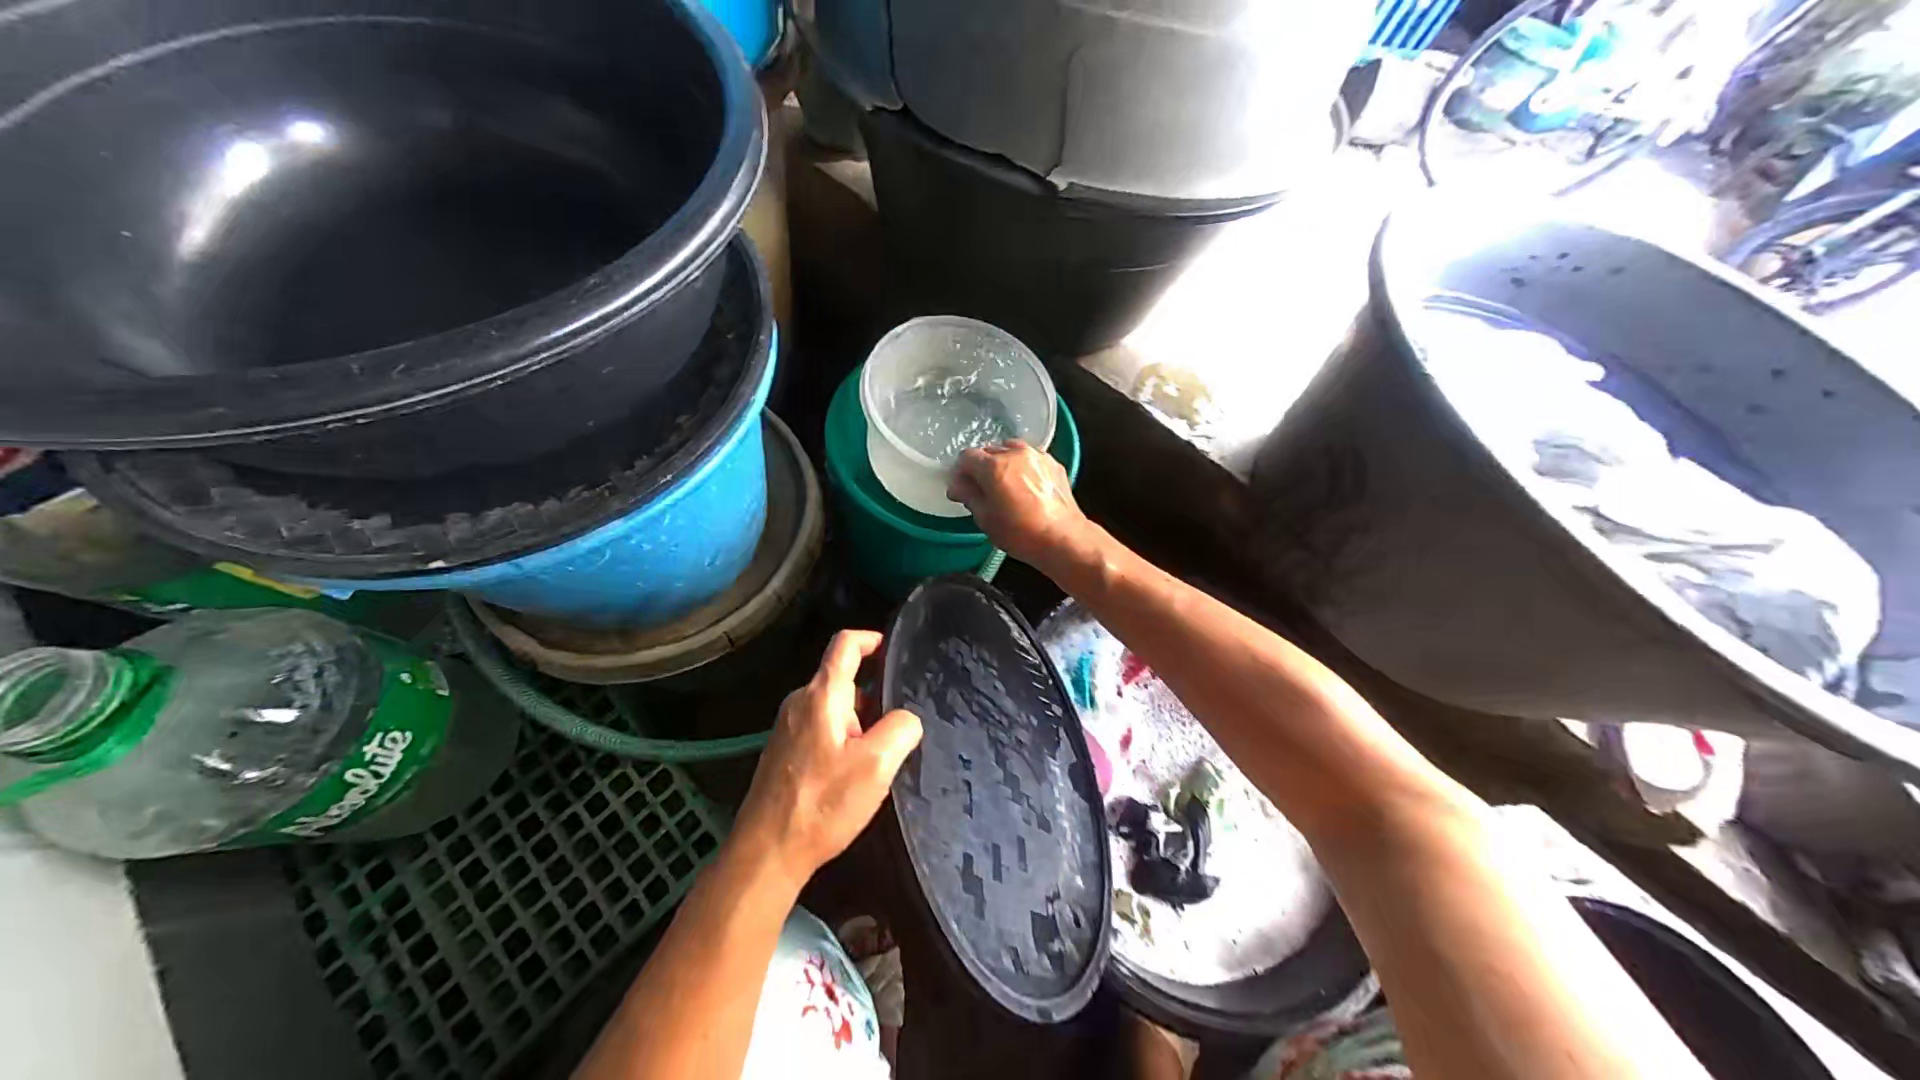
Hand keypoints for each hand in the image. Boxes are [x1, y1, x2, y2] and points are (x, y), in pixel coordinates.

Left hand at [732, 631, 923, 889]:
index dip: (872, 638)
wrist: (767, 852)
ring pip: (833, 706)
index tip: (893, 648)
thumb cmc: (822, 804)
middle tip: (899, 722)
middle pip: (842, 678)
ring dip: (860, 720)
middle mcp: (799, 703)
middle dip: (873, 693)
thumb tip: (906, 718)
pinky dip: (843, 737)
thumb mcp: (876, 765)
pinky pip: (821, 727)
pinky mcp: (784, 752)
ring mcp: (787, 727)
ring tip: (881, 754)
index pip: (845, 644)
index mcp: (821, 696)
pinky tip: (854, 772)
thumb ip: (901, 729)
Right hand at [947, 440, 1094, 568]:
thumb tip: (958, 486)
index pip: (967, 457)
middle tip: (982, 490)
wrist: (1063, 538)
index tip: (962, 487)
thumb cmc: (1021, 533)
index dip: (961, 472)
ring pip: (1011, 451)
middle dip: (982, 468)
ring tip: (1006, 487)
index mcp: (993, 466)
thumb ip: (969, 496)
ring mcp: (1037, 457)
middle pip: (989, 451)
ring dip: (1003, 464)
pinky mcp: (1053, 464)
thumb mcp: (986, 518)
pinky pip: (1031, 459)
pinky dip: (1023, 467)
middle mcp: (1015, 454)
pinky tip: (1026, 488)